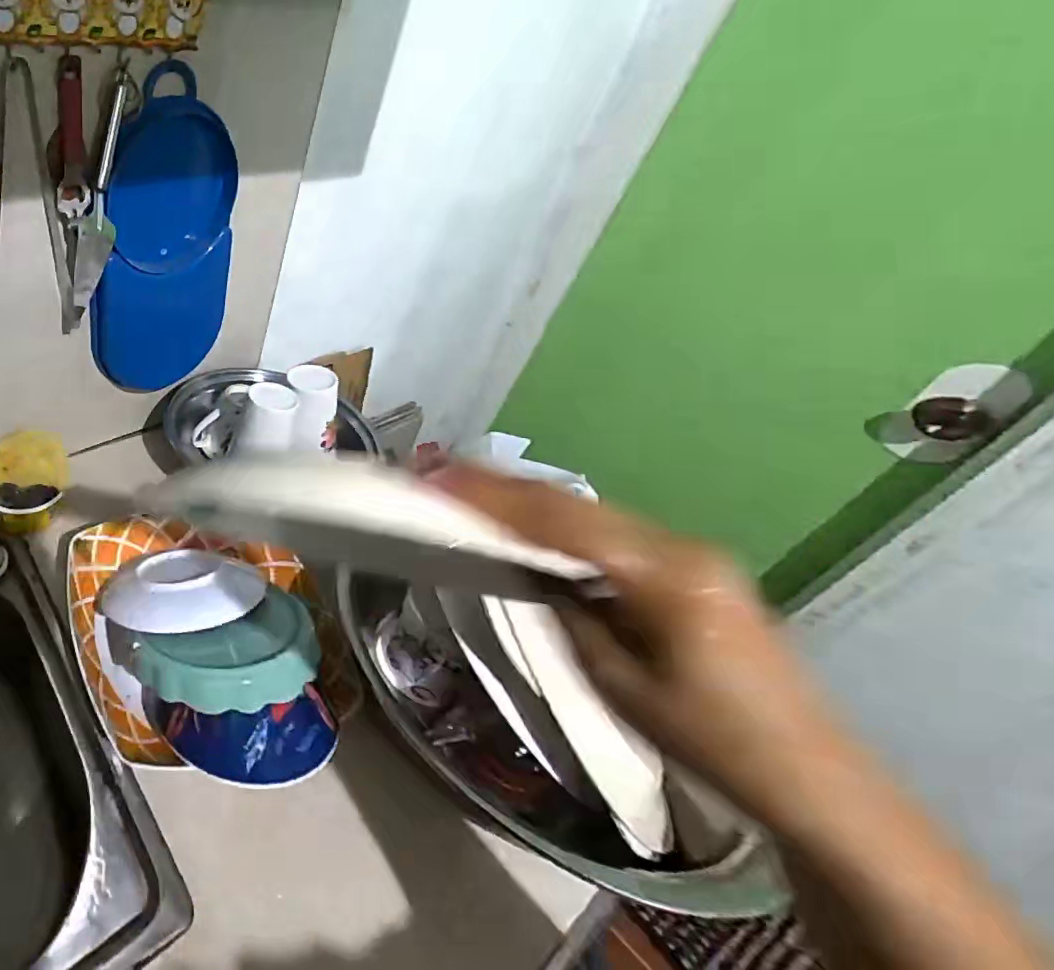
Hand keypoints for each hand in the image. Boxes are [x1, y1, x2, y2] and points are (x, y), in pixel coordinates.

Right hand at [425, 462, 848, 831]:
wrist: (817, 782)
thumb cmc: (713, 742)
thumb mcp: (618, 683)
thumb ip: (565, 613)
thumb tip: (521, 569)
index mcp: (667, 576)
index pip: (561, 522)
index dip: (493, 498)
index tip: (437, 479)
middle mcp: (682, 548)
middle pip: (573, 504)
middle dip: (500, 486)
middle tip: (438, 472)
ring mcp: (691, 554)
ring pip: (588, 512)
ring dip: (523, 499)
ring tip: (463, 485)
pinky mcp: (690, 568)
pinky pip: (606, 531)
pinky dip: (554, 521)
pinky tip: (520, 518)